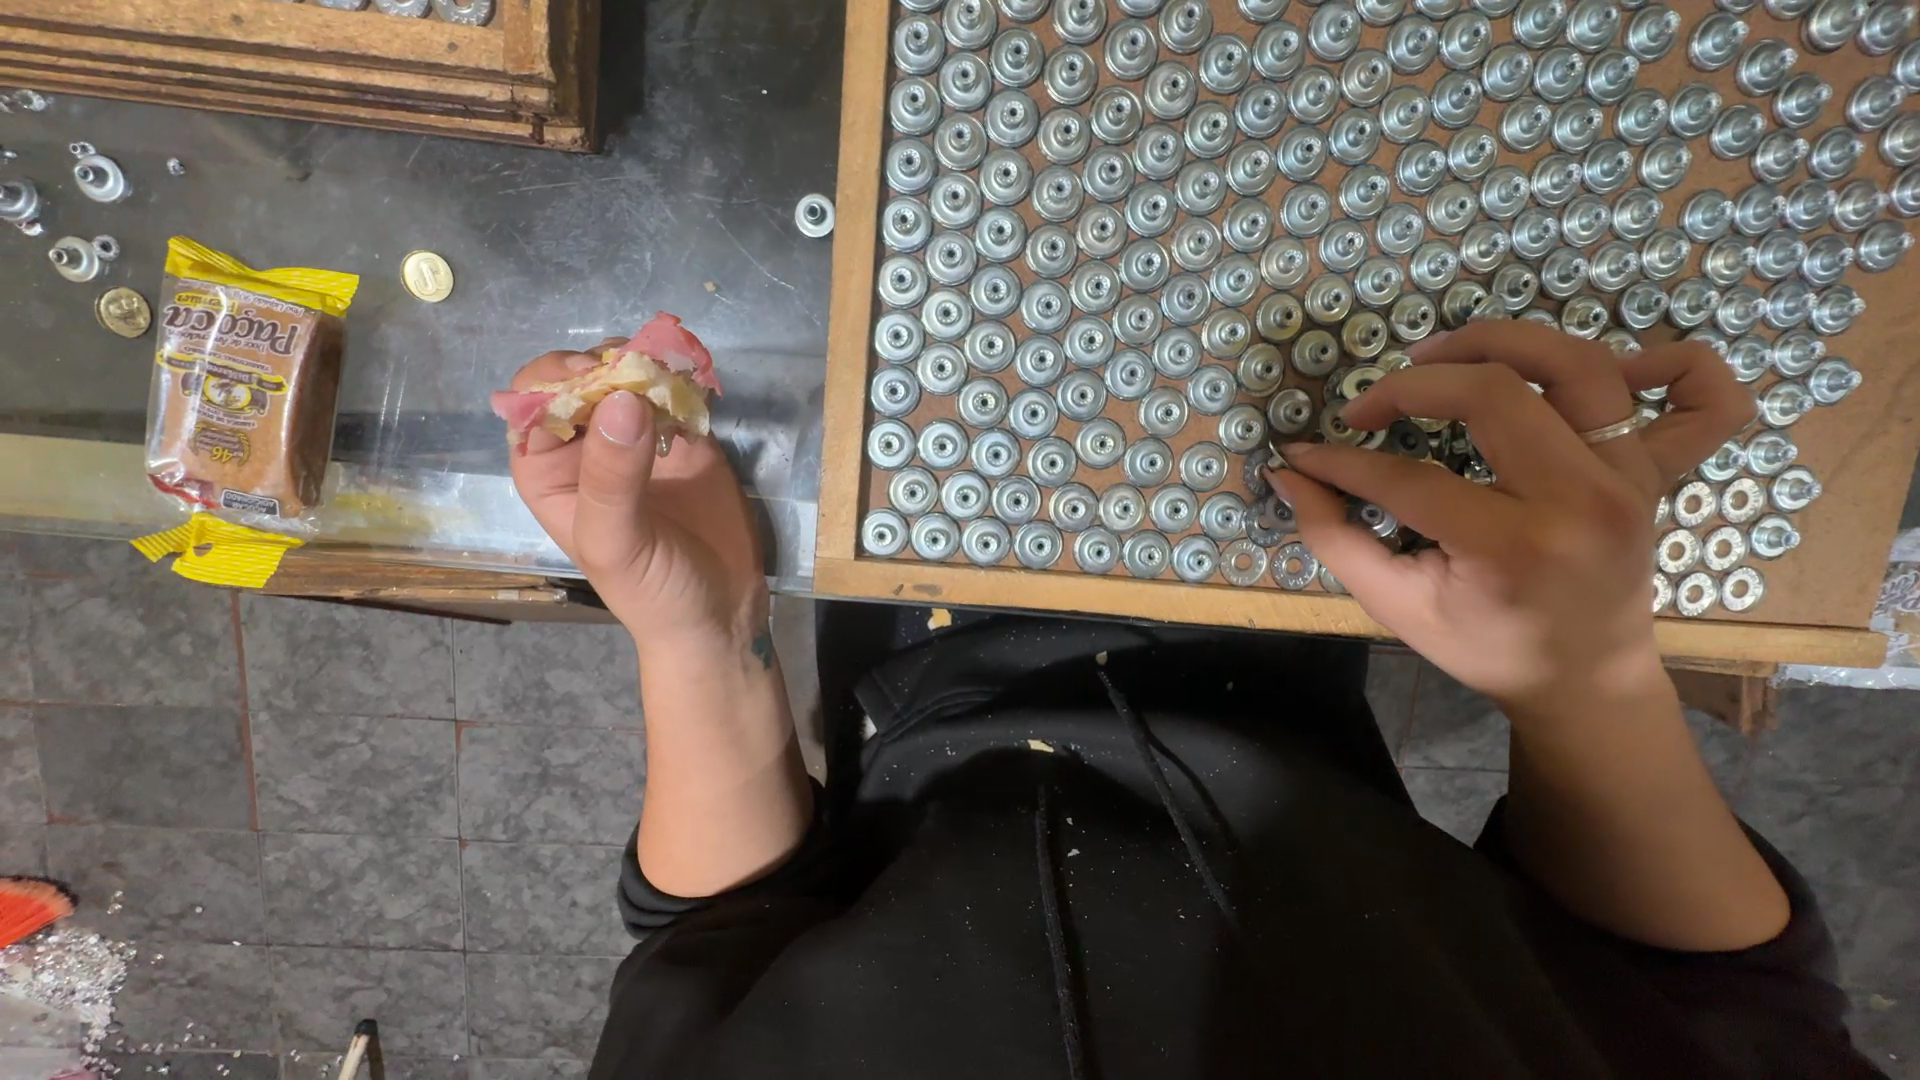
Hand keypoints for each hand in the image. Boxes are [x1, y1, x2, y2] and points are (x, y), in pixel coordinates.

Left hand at [506, 346, 766, 655]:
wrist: (722, 616)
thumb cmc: (653, 592)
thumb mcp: (617, 542)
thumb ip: (612, 477)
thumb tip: (624, 399)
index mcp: (551, 472)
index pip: (534, 406)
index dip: (554, 380)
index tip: (592, 375)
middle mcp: (591, 450)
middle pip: (584, 382)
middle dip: (609, 364)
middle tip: (642, 367)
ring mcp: (643, 442)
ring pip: (634, 381)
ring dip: (651, 364)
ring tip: (673, 365)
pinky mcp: (691, 442)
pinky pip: (681, 397)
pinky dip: (688, 381)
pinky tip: (700, 381)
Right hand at [1270, 322, 1754, 711]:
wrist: (1582, 679)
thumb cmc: (1480, 646)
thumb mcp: (1392, 603)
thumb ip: (1332, 535)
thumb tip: (1289, 471)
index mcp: (1511, 547)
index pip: (1407, 477)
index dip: (1342, 461)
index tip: (1303, 453)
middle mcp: (1583, 500)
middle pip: (1494, 394)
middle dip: (1409, 386)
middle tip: (1366, 407)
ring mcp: (1631, 479)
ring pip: (1579, 366)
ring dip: (1500, 343)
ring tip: (1440, 354)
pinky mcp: (1656, 472)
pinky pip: (1702, 398)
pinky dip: (1669, 364)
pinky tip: (1609, 366)